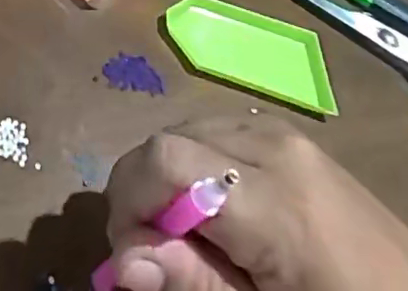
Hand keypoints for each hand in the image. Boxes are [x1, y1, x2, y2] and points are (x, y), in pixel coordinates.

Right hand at [102, 118, 407, 290]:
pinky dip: (193, 166)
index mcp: (279, 201)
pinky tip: (214, 212)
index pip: (167, 160)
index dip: (131, 201)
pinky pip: (213, 133)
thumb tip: (120, 264)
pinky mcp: (287, 134)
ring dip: (165, 180)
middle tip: (153, 257)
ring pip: (185, 131)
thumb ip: (197, 285)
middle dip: (141, 193)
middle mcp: (274, 146)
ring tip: (184, 238)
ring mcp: (283, 133)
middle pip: (168, 140)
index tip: (132, 259)